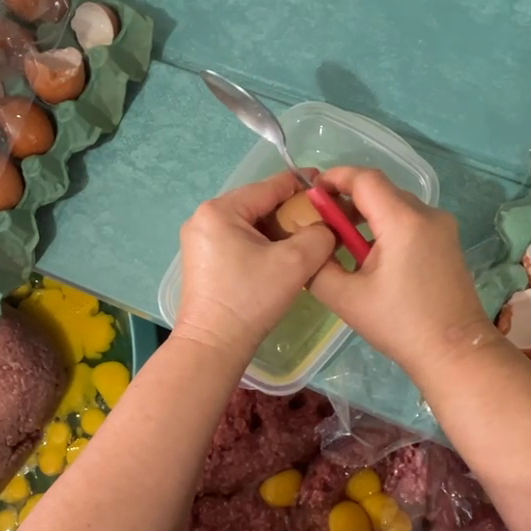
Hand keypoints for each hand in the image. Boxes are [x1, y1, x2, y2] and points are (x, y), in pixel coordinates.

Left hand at [174, 170, 336, 359]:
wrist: (213, 345)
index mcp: (219, 210)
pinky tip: (284, 258)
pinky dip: (263, 246)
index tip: (330, 187)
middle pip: (258, 205)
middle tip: (323, 220)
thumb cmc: (250, 300)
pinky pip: (240, 242)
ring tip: (308, 240)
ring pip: (250, 225)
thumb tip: (325, 228)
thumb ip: (319, 235)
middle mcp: (204, 219)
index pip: (269, 187)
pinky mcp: (204, 262)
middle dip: (291, 212)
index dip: (302, 185)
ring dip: (279, 231)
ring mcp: (200, 241)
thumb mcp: (295, 262)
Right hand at [307, 167, 498, 374]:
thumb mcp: (346, 299)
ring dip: (365, 215)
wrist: (454, 352)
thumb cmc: (399, 324)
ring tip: (339, 242)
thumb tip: (307, 247)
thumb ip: (317, 267)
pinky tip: (367, 255)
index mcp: (403, 221)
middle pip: (380, 190)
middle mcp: (427, 215)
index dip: (335, 178)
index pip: (365, 179)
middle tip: (319, 221)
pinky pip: (409, 221)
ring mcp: (441, 228)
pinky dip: (383, 227)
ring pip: (395, 205)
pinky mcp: (446, 242)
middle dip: (347, 200)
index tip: (311, 190)